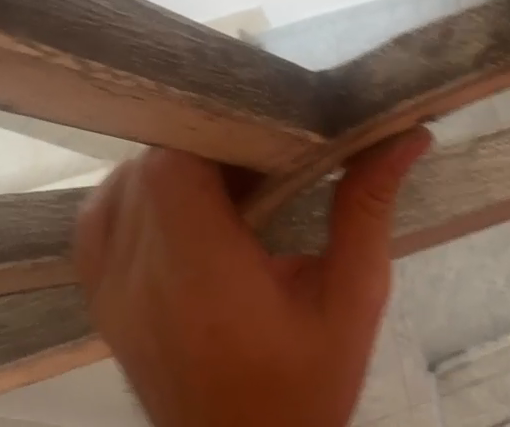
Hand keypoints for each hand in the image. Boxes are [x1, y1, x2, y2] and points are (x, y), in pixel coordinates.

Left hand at [75, 130, 430, 426]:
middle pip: (147, 168)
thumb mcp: (353, 298)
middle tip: (265, 148)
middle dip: (206, 142)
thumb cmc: (306, 387)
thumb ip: (368, 209)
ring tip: (233, 175)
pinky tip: (189, 205)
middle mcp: (140, 281)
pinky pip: (101, 219)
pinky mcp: (101, 304)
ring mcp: (109, 294)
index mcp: (203, 279)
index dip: (214, 128)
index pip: (172, 169)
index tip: (268, 123)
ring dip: (174, 165)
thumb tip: (409, 134)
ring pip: (120, 185)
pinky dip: (138, 195)